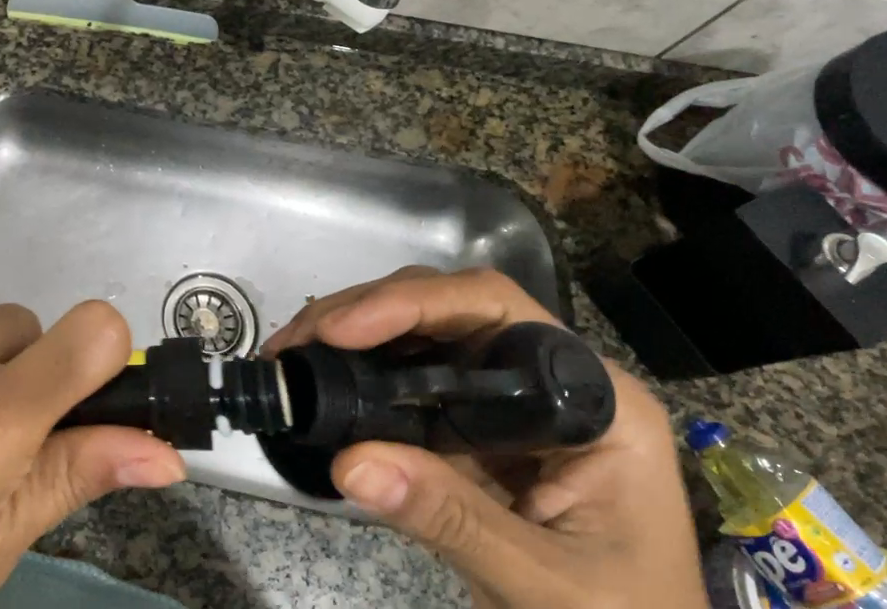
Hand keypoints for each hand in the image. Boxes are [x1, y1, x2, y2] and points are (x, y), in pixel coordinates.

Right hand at [262, 266, 707, 608]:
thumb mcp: (548, 585)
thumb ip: (454, 520)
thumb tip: (347, 461)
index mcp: (595, 401)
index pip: (498, 311)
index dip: (414, 305)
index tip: (341, 330)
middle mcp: (551, 383)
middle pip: (451, 310)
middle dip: (367, 313)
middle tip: (296, 339)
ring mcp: (510, 406)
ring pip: (424, 338)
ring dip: (353, 336)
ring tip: (292, 353)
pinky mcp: (474, 432)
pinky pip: (410, 384)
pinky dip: (359, 375)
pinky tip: (318, 380)